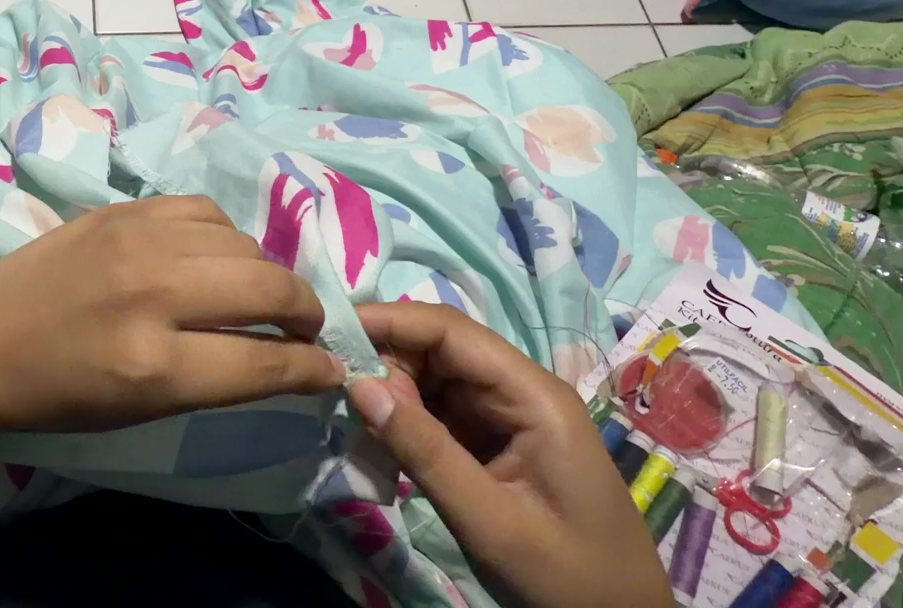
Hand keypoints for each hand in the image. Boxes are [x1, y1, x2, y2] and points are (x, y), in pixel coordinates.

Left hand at [0, 195, 345, 432]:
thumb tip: (285, 357)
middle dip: (305, 311)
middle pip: (267, 286)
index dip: (311, 367)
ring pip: (242, 241)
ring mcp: (137, 238)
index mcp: (153, 365)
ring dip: (266, 270)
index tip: (331, 366)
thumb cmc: (56, 394)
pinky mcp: (123, 209)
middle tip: (307, 327)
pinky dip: (225, 236)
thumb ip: (218, 380)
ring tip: (260, 292)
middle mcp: (152, 291)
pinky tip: (216, 255)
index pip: (264, 362)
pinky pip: (204, 210)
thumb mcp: (141, 410)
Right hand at [348, 303, 673, 607]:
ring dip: (391, 390)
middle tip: (339, 392)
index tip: (331, 331)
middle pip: (439, 348)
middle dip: (385, 359)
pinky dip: (405, 419)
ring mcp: (508, 414)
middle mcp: (519, 390)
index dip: (390, 320)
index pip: (450, 330)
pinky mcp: (495, 439)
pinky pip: (439, 410)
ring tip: (354, 419)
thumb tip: (357, 384)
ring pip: (433, 377)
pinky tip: (380, 440)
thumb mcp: (492, 524)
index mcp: (533, 395)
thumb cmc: (571, 581)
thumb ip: (425, 452)